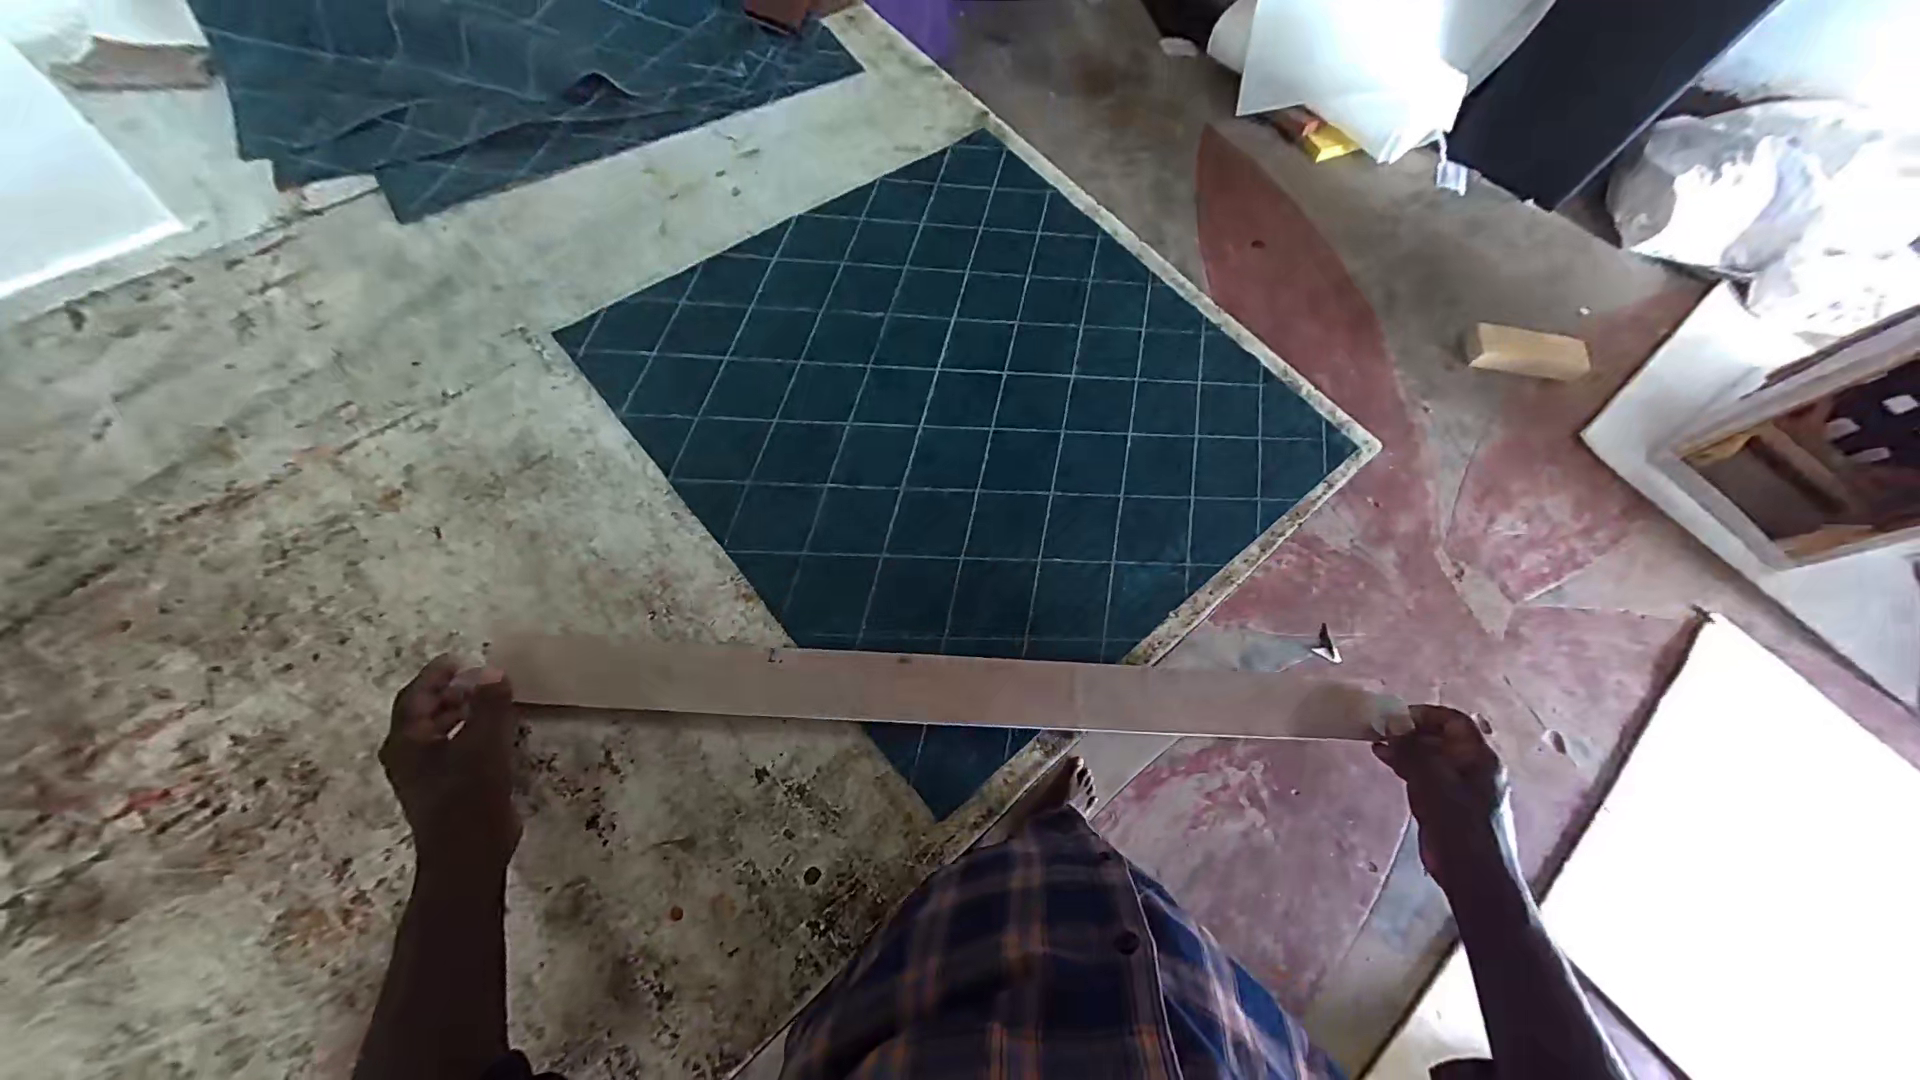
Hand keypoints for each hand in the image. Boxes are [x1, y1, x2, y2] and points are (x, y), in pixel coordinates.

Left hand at [380, 655, 521, 875]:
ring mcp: (426, 775)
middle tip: (477, 678)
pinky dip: (469, 731)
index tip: (456, 659)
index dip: (434, 676)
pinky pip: (453, 747)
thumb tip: (492, 672)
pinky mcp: (446, 788)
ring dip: (460, 712)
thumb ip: (489, 705)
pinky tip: (494, 732)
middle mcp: (408, 757)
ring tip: (489, 699)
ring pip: (438, 732)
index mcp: (406, 743)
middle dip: (449, 693)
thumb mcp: (484, 743)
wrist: (468, 851)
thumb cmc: (469, 794)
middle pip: (423, 715)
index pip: (414, 698)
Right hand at [1372, 705, 1515, 889]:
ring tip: (1377, 743)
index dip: (1425, 714)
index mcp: (1479, 759)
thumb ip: (1411, 750)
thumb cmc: (1458, 824)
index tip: (1395, 716)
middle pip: (1440, 736)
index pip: (1454, 721)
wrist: (1473, 874)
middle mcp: (1472, 768)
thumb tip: (1391, 726)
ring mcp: (1459, 785)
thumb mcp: (1432, 780)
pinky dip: (1405, 763)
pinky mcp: (1446, 801)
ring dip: (1404, 746)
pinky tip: (1386, 760)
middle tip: (1380, 730)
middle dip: (1409, 730)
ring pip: (1429, 754)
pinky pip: (1425, 772)